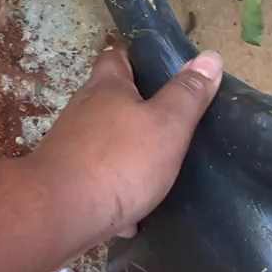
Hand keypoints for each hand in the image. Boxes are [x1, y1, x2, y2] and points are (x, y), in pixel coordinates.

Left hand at [30, 39, 222, 240]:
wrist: (61, 212)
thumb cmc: (118, 159)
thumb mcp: (166, 124)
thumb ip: (187, 94)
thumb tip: (209, 56)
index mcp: (105, 88)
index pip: (118, 56)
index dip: (140, 56)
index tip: (167, 66)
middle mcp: (83, 110)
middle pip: (112, 99)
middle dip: (140, 108)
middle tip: (176, 120)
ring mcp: (72, 145)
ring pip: (107, 142)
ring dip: (131, 152)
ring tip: (164, 167)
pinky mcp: (68, 178)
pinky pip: (100, 180)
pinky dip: (117, 191)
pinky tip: (136, 214)